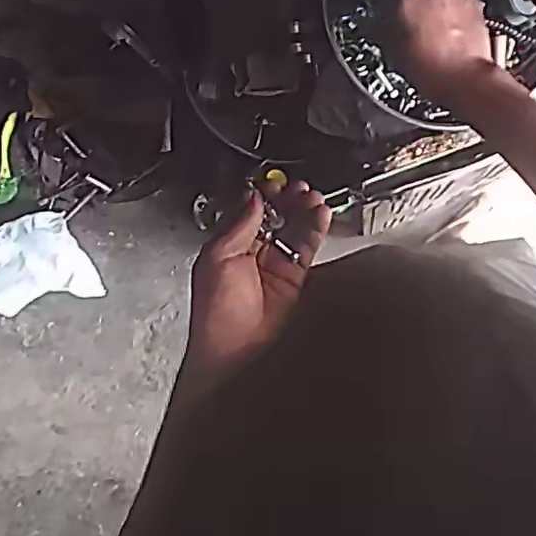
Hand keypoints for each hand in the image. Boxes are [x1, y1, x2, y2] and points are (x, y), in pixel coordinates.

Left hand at [181, 175, 332, 393]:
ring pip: (292, 230)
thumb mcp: (217, 258)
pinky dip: (314, 230)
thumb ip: (238, 224)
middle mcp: (250, 254)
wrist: (236, 352)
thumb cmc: (216, 314)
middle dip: (287, 201)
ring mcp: (272, 267)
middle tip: (299, 188)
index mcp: (227, 245)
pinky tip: (319, 216)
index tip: (275, 184)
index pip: (248, 211)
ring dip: (302, 212)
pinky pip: (305, 249)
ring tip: (313, 197)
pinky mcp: (293, 280)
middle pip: (273, 218)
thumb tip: (253, 197)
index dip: (263, 196)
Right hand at [393, 0, 504, 104]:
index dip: (400, 13)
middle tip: (421, 33)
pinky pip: (463, 6)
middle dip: (423, 11)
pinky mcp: (477, 7)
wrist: (463, 79)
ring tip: (441, 38)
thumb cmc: (432, 69)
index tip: (401, 23)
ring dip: (443, 12)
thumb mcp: (396, 52)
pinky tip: (456, 36)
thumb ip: (392, 32)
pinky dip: (460, 17)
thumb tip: (392, 30)